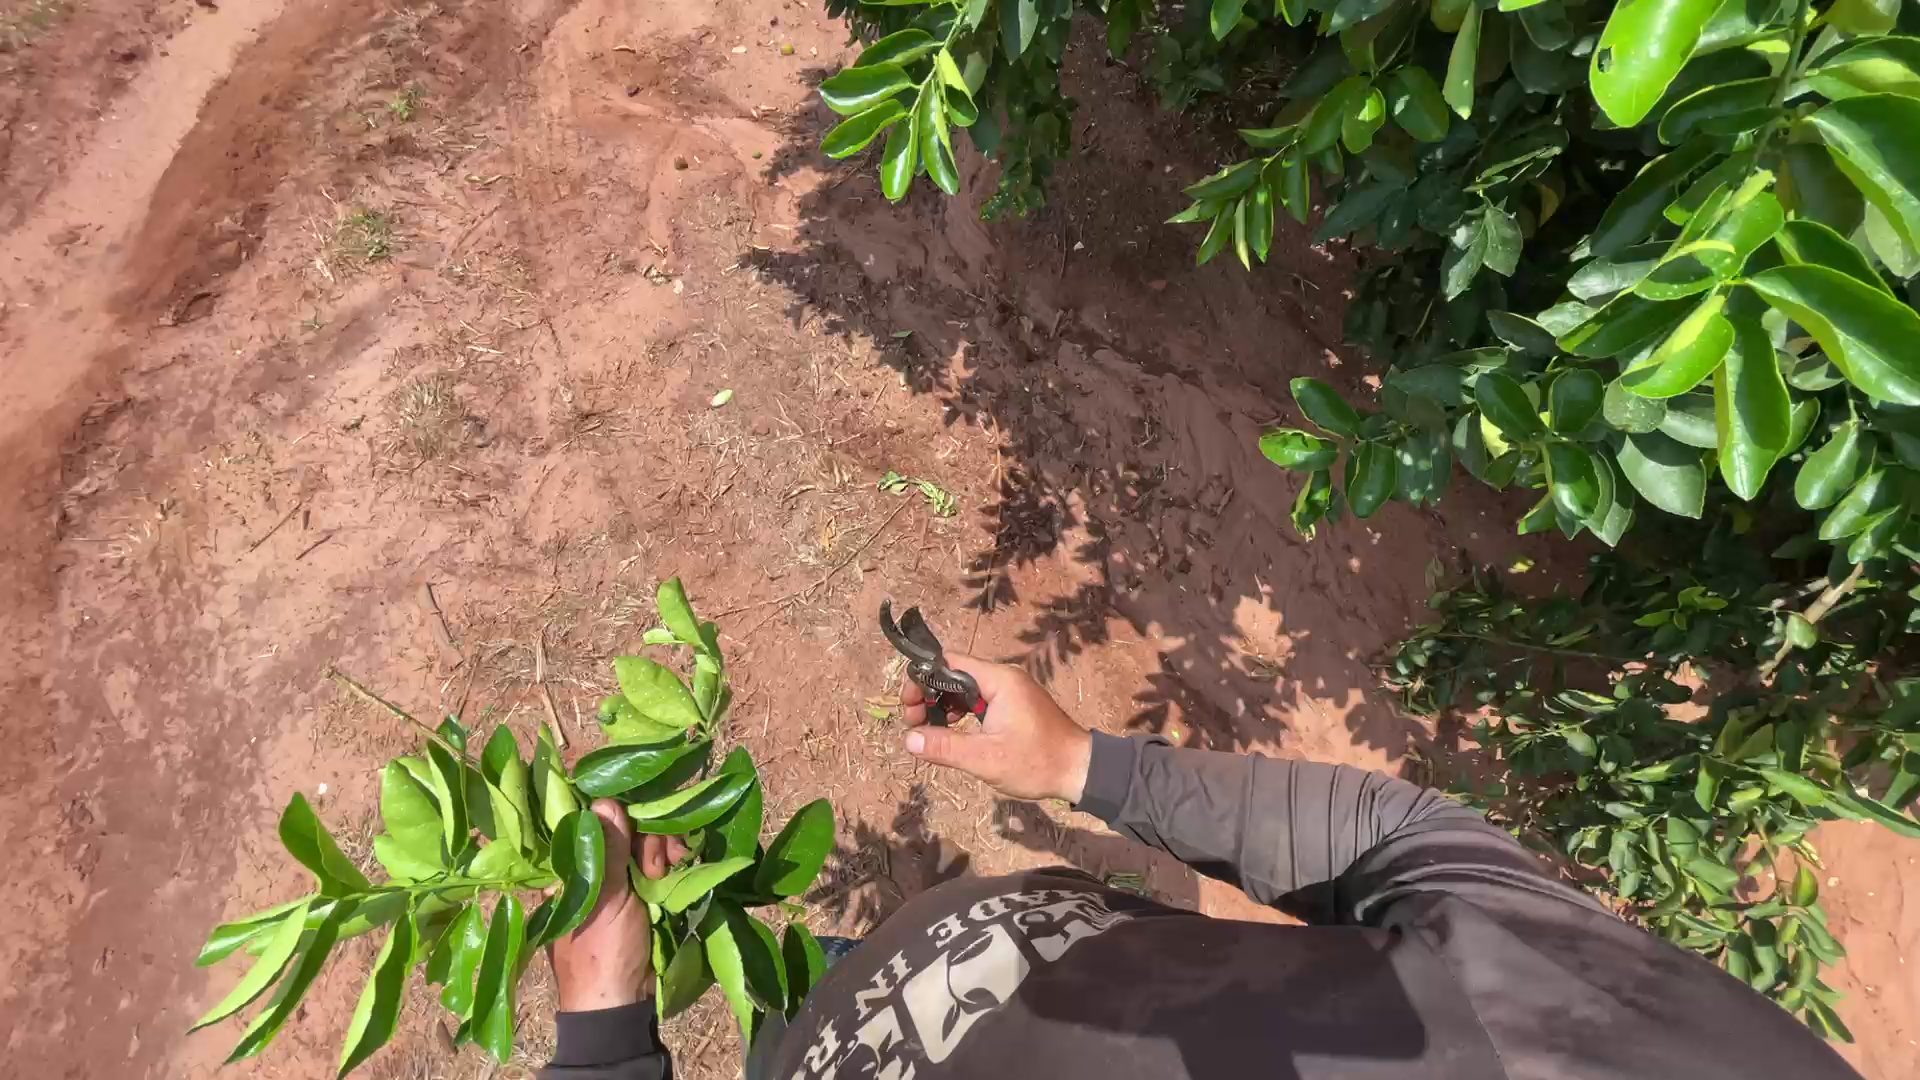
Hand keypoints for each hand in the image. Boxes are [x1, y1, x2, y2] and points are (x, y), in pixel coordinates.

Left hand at [548, 798, 686, 1011]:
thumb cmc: (602, 952)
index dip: (619, 814)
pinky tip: (679, 865)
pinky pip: (660, 855)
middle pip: (625, 826)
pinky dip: (672, 857)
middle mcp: (595, 867)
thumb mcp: (605, 899)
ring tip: (667, 871)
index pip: (595, 821)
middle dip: (647, 839)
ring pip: (646, 839)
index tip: (638, 823)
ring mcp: (621, 876)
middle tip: (655, 866)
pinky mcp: (645, 886)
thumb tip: (606, 801)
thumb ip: (609, 850)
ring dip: (662, 849)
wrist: (624, 1001)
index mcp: (572, 869)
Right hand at [901, 656, 1092, 802]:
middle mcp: (1003, 678)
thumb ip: (945, 746)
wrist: (1081, 770)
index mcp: (998, 680)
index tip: (909, 706)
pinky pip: (978, 699)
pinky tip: (950, 731)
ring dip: (943, 704)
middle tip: (913, 722)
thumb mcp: (986, 758)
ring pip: (965, 688)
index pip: (950, 662)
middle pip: (955, 674)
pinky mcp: (1013, 705)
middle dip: (929, 694)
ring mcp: (1010, 691)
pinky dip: (960, 712)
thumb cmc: (1037, 762)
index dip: (923, 679)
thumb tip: (908, 739)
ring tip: (926, 729)